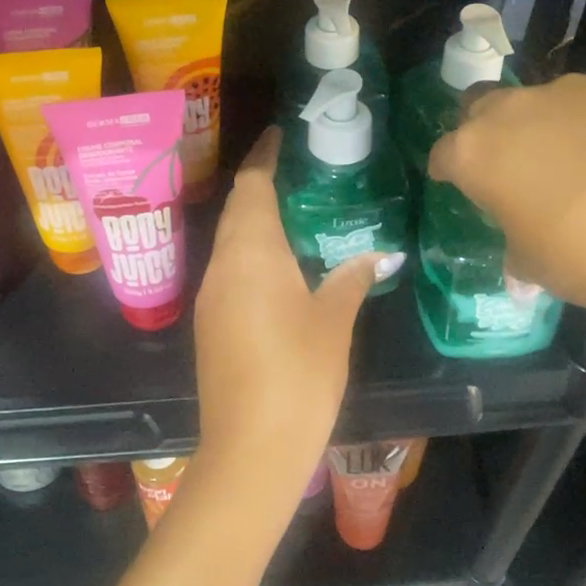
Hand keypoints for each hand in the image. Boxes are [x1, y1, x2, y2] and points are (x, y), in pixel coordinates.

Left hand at [193, 127, 397, 471]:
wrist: (250, 450)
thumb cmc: (299, 376)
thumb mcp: (334, 323)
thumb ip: (351, 280)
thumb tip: (375, 254)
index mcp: (251, 253)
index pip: (251, 186)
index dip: (265, 156)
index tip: (284, 135)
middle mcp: (222, 265)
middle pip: (237, 209)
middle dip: (262, 184)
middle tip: (302, 170)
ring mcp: (210, 296)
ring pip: (230, 241)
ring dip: (257, 221)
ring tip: (298, 211)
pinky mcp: (210, 324)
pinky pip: (230, 270)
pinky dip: (252, 254)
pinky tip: (282, 265)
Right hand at [427, 75, 585, 358]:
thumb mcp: (539, 269)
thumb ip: (515, 245)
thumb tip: (522, 248)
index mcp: (475, 154)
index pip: (443, 154)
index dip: (450, 174)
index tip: (462, 191)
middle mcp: (512, 110)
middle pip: (480, 110)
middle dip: (486, 136)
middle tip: (511, 175)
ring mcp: (570, 91)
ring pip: (537, 103)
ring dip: (541, 129)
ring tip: (577, 170)